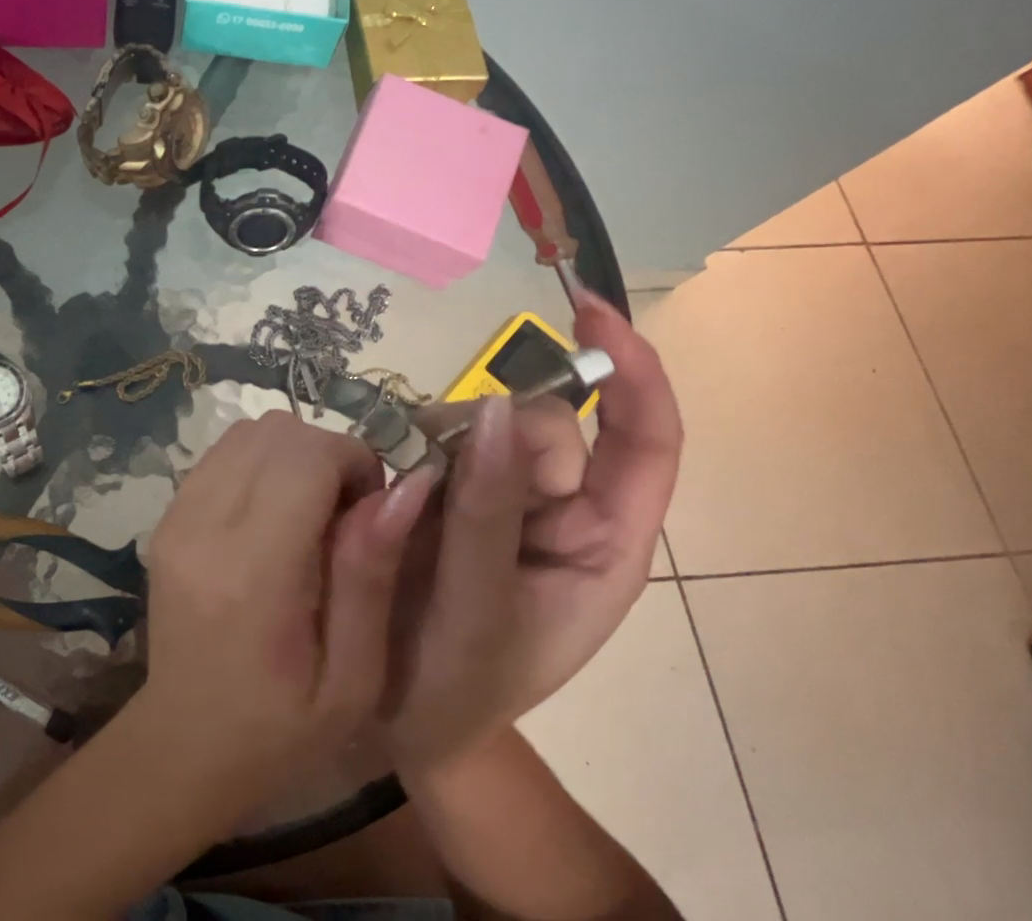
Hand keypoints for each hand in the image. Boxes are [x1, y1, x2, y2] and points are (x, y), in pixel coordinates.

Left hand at [136, 410, 437, 790]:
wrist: (187, 745)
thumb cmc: (284, 731)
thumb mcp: (354, 677)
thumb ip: (371, 574)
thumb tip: (407, 485)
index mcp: (252, 572)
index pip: (305, 456)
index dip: (355, 462)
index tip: (374, 510)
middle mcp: (201, 529)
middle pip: (274, 432)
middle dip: (327, 455)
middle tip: (349, 515)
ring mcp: (173, 520)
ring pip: (244, 434)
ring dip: (293, 457)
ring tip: (314, 515)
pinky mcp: (163, 521)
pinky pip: (220, 457)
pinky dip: (259, 467)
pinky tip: (275, 520)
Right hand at [382, 294, 682, 774]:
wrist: (394, 722)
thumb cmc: (453, 688)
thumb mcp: (477, 613)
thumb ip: (487, 517)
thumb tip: (498, 407)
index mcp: (603, 544)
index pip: (645, 442)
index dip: (631, 373)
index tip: (586, 310)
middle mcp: (556, 510)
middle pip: (546, 426)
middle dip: (495, 436)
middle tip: (436, 486)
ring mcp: (495, 498)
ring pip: (484, 425)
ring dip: (444, 443)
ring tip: (401, 501)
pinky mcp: (441, 493)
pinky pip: (434, 441)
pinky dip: (410, 449)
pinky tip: (386, 485)